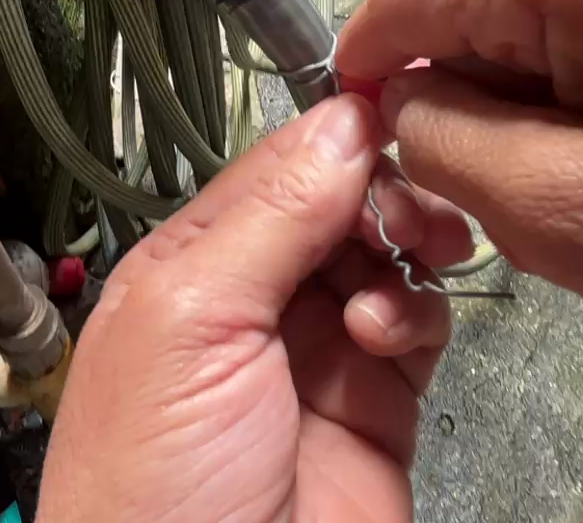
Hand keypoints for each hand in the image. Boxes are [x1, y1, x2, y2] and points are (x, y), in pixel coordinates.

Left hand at [38, 96, 472, 522]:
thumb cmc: (169, 469)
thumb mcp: (196, 320)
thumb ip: (273, 212)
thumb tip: (348, 113)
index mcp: (198, 258)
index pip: (276, 167)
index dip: (333, 138)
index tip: (394, 116)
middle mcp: (257, 291)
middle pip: (337, 204)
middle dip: (379, 194)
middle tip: (411, 214)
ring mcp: (319, 344)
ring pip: (381, 254)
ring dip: (403, 246)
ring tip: (413, 264)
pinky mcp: (377, 397)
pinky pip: (412, 320)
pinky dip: (413, 313)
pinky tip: (390, 336)